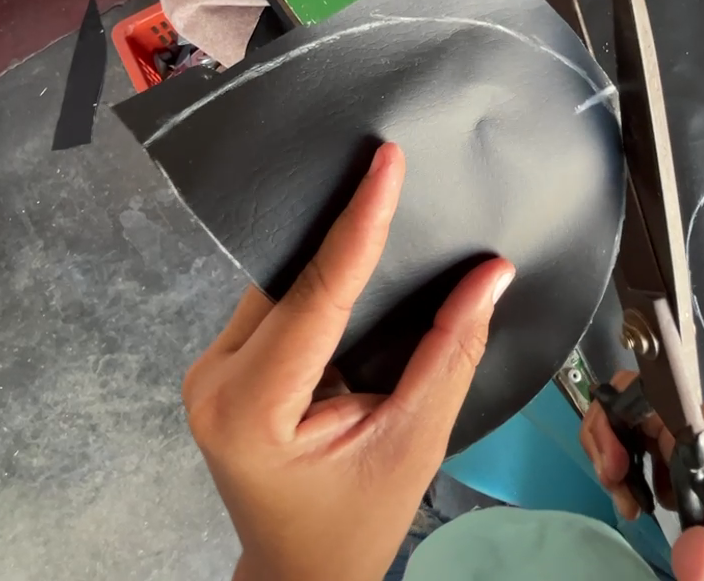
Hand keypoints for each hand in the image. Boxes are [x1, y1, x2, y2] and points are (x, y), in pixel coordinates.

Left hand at [183, 143, 516, 580]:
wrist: (300, 574)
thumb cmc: (354, 522)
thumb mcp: (412, 443)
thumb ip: (451, 351)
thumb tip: (490, 273)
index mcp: (252, 405)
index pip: (318, 292)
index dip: (361, 222)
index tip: (386, 164)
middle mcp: (216, 376)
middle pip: (290, 277)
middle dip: (343, 225)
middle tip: (388, 167)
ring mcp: (213, 367)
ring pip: (279, 280)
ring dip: (329, 247)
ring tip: (378, 196)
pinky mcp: (228, 363)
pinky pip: (277, 297)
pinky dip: (318, 274)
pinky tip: (353, 249)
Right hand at [579, 372, 703, 580]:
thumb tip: (692, 551)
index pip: (646, 393)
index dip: (615, 422)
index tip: (615, 471)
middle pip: (637, 401)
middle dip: (611, 440)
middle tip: (618, 491)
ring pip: (641, 418)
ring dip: (620, 454)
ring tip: (631, 503)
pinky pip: (655, 437)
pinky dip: (638, 462)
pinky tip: (647, 500)